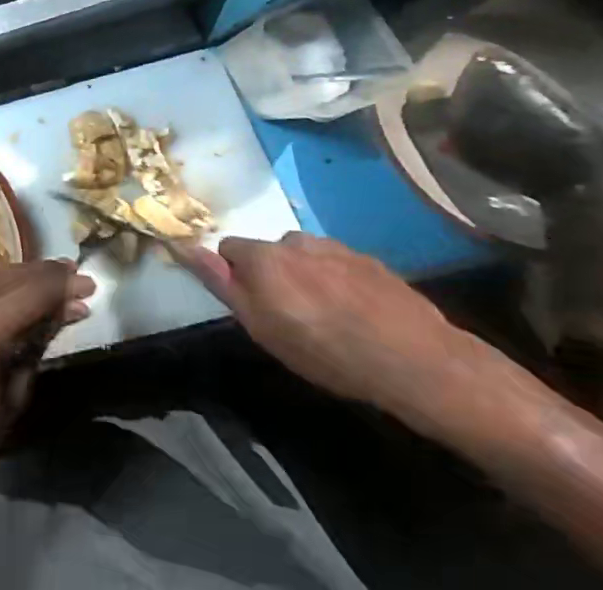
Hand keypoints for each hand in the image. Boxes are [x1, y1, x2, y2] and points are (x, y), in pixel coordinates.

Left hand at [0, 259, 94, 484]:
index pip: (31, 293)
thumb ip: (37, 344)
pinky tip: (6, 290)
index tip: (89, 282)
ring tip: (46, 277)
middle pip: (7, 277)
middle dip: (43, 274)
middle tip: (74, 273)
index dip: (62, 286)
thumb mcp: (14, 393)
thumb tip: (66, 311)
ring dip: (16, 276)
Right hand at [179, 233, 497, 428]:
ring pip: (304, 256)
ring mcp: (337, 248)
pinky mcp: (371, 261)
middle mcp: (296, 241)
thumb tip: (185, 247)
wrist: (417, 363)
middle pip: (268, 251)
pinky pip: (337, 264)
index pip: (228, 249)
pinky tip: (355, 314)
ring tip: (326, 316)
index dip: (235, 277)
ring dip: (305, 276)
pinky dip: (337, 281)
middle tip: (289, 316)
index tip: (253, 307)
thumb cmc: (325, 351)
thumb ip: (221, 283)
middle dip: (271, 275)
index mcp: (263, 255)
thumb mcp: (260, 326)